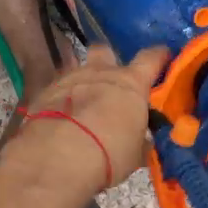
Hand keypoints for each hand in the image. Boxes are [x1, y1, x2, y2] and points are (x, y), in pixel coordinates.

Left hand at [8, 46, 170, 192]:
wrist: (59, 156)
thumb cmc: (108, 153)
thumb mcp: (134, 153)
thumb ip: (139, 140)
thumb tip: (141, 141)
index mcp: (131, 84)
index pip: (151, 58)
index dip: (159, 56)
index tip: (163, 57)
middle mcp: (100, 73)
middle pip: (105, 51)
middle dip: (108, 61)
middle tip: (110, 82)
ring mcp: (69, 79)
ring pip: (77, 69)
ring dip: (81, 82)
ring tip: (82, 105)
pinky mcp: (44, 93)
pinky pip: (57, 90)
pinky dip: (61, 100)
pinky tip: (60, 118)